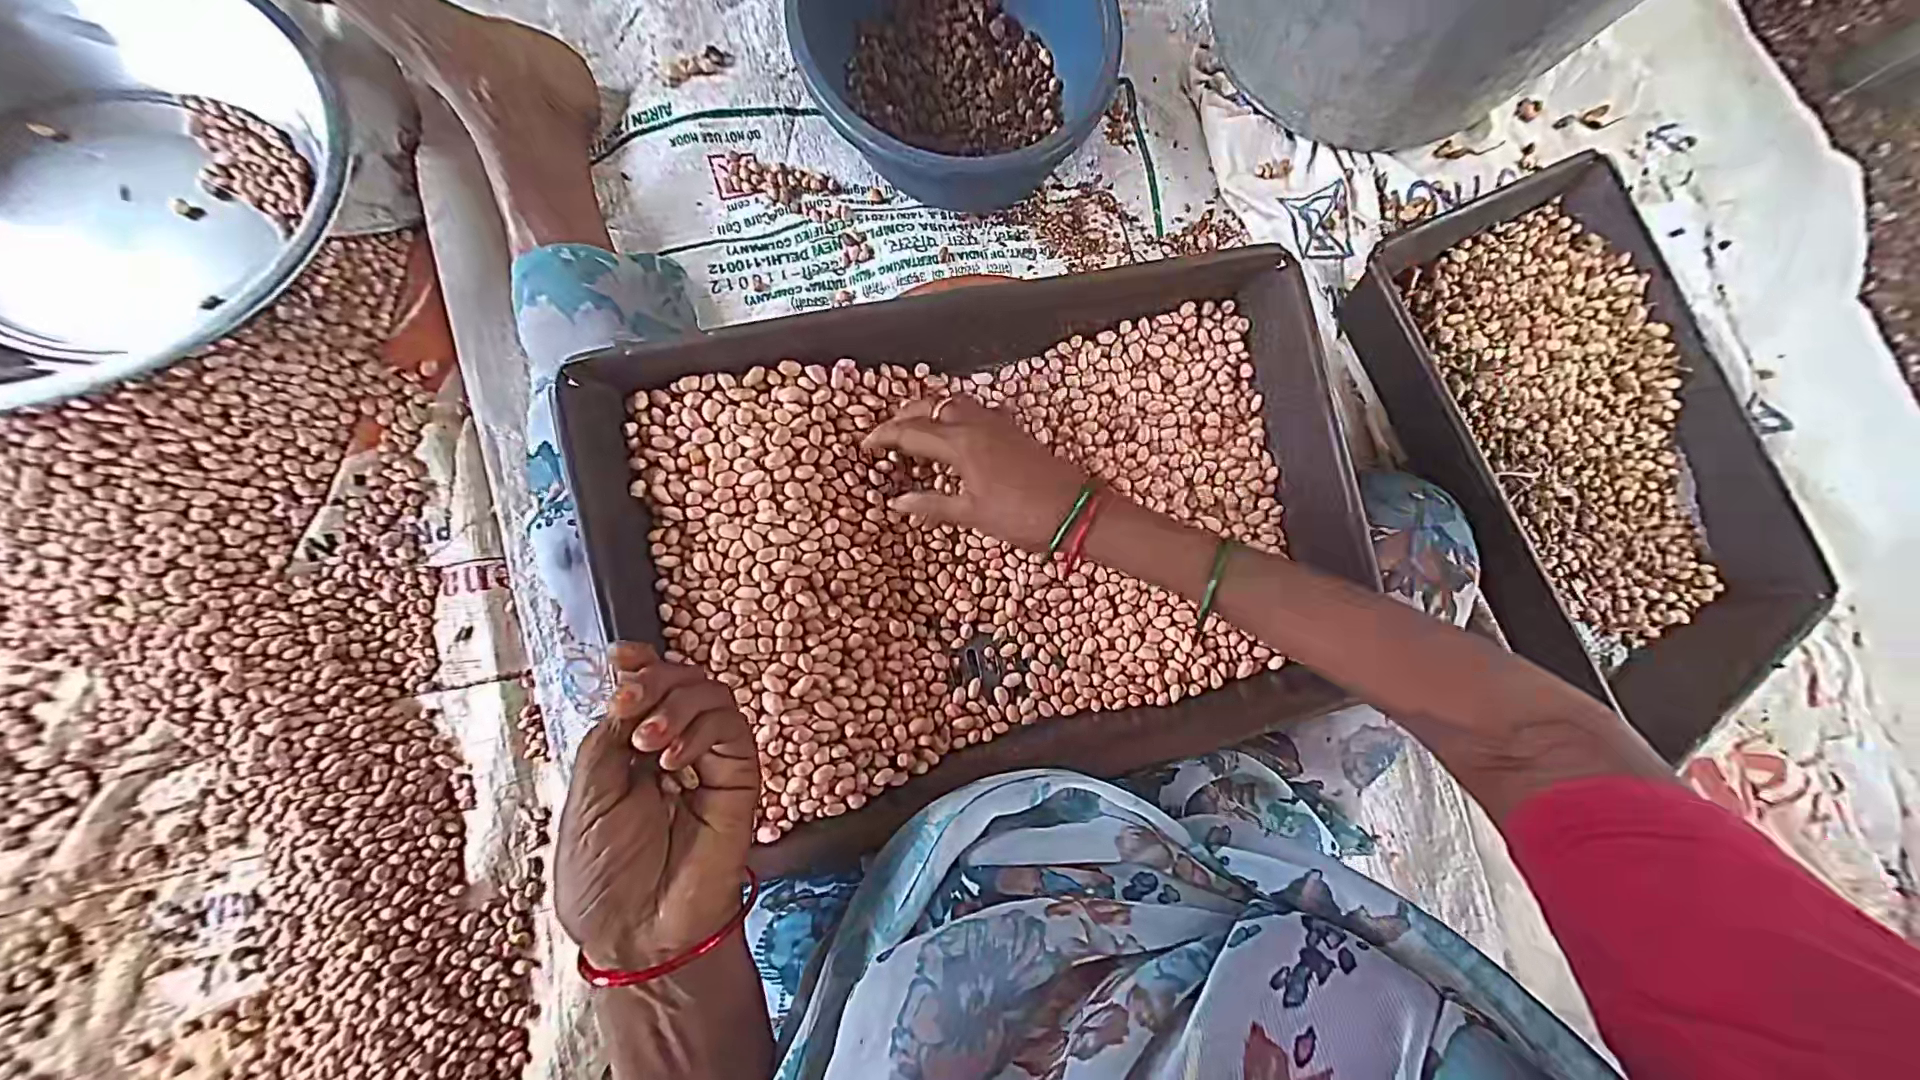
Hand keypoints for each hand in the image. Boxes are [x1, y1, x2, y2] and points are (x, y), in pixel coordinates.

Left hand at [555, 643, 758, 970]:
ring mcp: (711, 757)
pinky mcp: (740, 773)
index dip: (643, 663)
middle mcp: (678, 743)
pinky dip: (701, 730)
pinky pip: (731, 728)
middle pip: (684, 680)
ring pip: (712, 695)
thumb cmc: (604, 872)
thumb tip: (632, 690)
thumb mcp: (587, 795)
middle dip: (656, 679)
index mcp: (638, 747)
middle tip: (629, 701)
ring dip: (677, 703)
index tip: (623, 655)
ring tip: (647, 741)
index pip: (652, 689)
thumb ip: (610, 737)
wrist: (638, 931)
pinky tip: (672, 761)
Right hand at [862, 393, 1089, 550]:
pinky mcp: (1014, 431)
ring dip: (931, 409)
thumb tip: (898, 502)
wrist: (1077, 511)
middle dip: (905, 415)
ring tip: (917, 426)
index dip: (885, 436)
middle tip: (887, 432)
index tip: (866, 444)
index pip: (912, 432)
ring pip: (955, 403)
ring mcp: (998, 424)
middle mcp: (977, 425)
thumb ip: (932, 505)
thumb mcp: (972, 515)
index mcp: (961, 445)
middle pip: (931, 407)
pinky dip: (956, 414)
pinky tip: (956, 431)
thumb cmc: (1022, 517)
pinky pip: (976, 410)